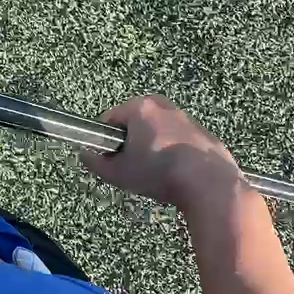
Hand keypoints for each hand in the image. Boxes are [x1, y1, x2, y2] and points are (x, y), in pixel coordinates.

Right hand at [79, 95, 245, 212]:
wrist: (209, 185)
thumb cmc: (158, 173)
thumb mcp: (117, 173)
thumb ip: (95, 162)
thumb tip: (84, 155)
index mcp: (140, 108)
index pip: (111, 118)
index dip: (105, 138)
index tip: (108, 157)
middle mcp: (164, 107)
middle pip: (137, 121)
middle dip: (132, 140)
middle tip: (131, 164)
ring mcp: (188, 120)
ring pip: (161, 131)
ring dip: (154, 146)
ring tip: (154, 173)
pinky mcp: (206, 136)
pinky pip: (182, 142)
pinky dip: (176, 154)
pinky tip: (176, 175)